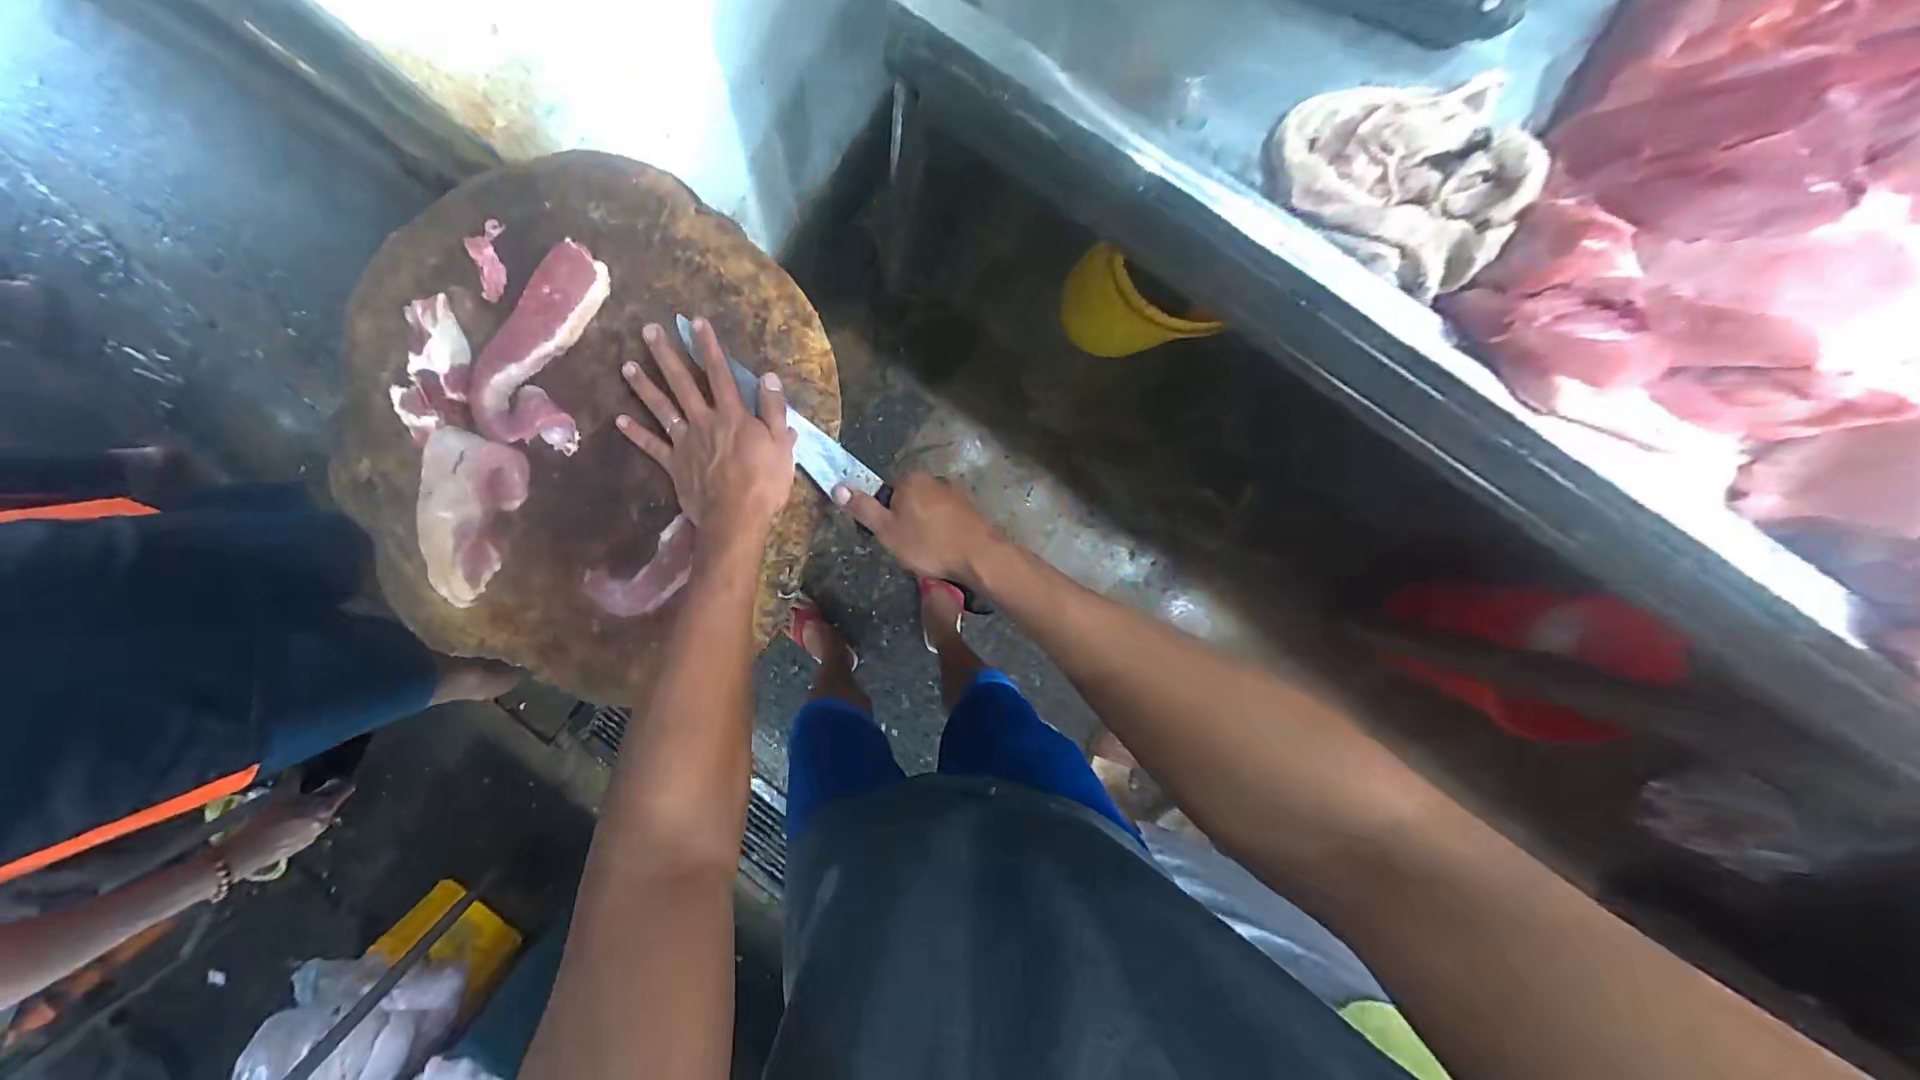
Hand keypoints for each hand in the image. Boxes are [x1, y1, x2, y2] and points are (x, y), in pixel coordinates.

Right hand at [211, 783, 353, 879]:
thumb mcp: (281, 793)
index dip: (339, 780)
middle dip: (323, 795)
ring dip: (312, 809)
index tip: (328, 776)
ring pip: (320, 816)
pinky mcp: (301, 846)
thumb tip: (300, 767)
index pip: (346, 788)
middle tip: (306, 790)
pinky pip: (308, 828)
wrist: (245, 853)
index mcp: (327, 808)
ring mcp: (315, 835)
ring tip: (293, 806)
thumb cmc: (267, 819)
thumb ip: (294, 777)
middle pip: (333, 802)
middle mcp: (327, 821)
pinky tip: (284, 822)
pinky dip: (302, 822)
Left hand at [615, 318, 797, 552]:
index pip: (720, 374)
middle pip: (682, 384)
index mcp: (732, 416)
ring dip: (643, 387)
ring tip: (625, 365)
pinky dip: (636, 434)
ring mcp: (686, 443)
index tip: (696, 323)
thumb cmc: (764, 483)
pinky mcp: (675, 465)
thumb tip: (769, 377)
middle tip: (648, 330)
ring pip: (662, 409)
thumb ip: (773, 409)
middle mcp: (704, 422)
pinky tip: (618, 420)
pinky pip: (652, 447)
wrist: (736, 518)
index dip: (708, 347)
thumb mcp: (781, 445)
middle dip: (666, 355)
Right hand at [834, 472, 1006, 586]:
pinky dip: (943, 531)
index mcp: (911, 479)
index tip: (887, 536)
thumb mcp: (887, 531)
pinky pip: (947, 519)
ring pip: (929, 510)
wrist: (979, 556)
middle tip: (907, 548)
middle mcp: (934, 479)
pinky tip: (945, 549)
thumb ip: (863, 508)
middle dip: (905, 522)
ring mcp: (955, 493)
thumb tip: (837, 487)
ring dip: (925, 528)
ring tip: (929, 553)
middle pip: (908, 500)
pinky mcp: (971, 509)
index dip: (883, 516)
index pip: (886, 492)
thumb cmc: (928, 544)